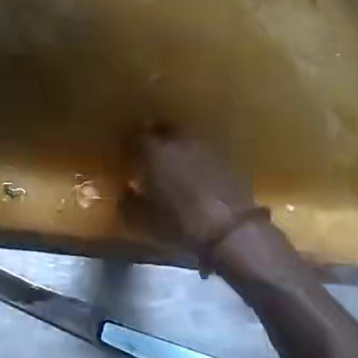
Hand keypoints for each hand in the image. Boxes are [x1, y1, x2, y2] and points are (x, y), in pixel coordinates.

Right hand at [127, 128, 276, 266]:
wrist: (231, 229)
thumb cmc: (178, 223)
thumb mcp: (142, 220)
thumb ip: (127, 203)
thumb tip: (126, 192)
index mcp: (153, 150)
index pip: (135, 136)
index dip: (130, 145)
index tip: (128, 157)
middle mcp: (178, 140)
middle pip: (162, 128)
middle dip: (154, 139)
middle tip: (150, 157)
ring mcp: (205, 145)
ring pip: (185, 138)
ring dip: (178, 147)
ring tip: (175, 166)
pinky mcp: (227, 158)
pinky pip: (204, 151)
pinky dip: (197, 159)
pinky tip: (197, 176)